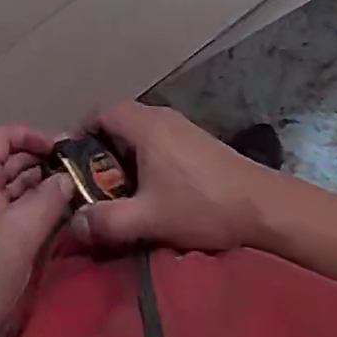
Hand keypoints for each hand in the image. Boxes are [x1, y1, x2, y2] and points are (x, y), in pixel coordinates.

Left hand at [0, 125, 74, 336]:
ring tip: (67, 189)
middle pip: (4, 160)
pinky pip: (0, 207)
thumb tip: (67, 177)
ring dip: (33, 186)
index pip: (2, 136)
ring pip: (4, 186)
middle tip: (73, 170)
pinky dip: (22, 206)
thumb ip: (48, 199)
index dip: (32, 136)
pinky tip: (47, 214)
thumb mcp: (23, 233)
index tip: (61, 147)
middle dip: (38, 162)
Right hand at [69, 101, 273, 251]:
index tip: (72, 161)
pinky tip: (151, 187)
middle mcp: (158, 115)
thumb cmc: (202, 204)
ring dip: (123, 152)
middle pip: (116, 119)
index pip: (99, 112)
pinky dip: (143, 155)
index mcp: (143, 124)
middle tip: (92, 178)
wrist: (264, 207)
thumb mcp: (150, 218)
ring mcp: (179, 124)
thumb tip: (74, 225)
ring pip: (137, 129)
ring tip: (119, 187)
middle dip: (100, 147)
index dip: (80, 132)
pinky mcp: (194, 139)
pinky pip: (155, 137)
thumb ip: (108, 220)